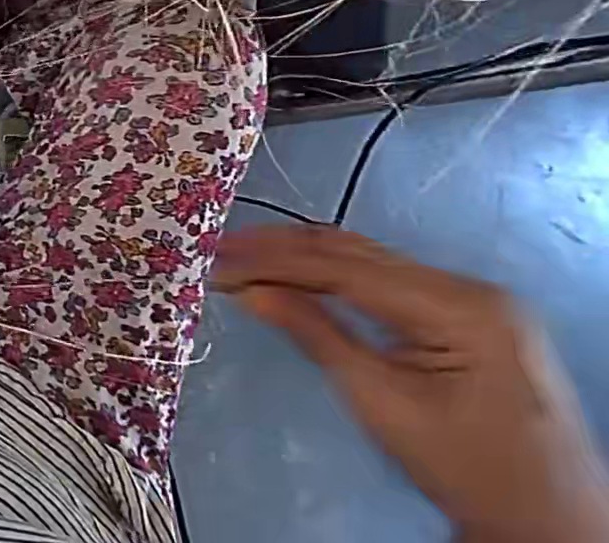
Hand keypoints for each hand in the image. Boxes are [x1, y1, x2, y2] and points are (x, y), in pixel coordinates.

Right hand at [214, 226, 608, 542]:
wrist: (552, 525)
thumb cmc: (464, 464)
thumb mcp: (377, 397)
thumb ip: (311, 330)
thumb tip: (244, 288)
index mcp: (460, 307)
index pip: (340, 268)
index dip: (268, 262)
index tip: (213, 263)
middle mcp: (468, 289)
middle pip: (349, 253)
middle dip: (275, 250)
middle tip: (214, 251)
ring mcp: (468, 300)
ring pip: (359, 258)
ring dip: (294, 256)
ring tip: (236, 256)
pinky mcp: (459, 314)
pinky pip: (377, 278)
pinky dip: (323, 273)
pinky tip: (285, 274)